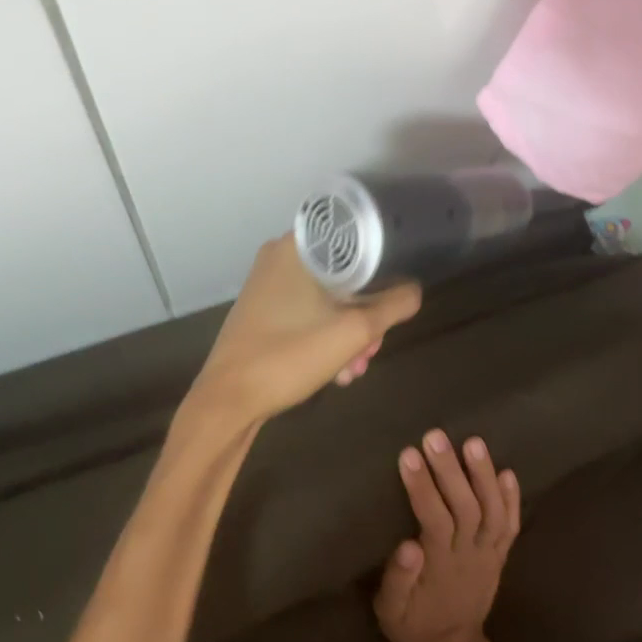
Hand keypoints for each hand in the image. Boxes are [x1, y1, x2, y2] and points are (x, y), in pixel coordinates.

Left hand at [196, 234, 421, 420]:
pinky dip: (326, 337)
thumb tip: (414, 291)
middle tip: (370, 350)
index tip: (391, 303)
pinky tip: (335, 372)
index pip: (357, 241)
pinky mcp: (262, 312)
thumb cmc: (290, 356)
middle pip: (346, 276)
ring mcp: (268, 285)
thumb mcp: (355, 332)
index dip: (384, 270)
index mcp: (298, 248)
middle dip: (366, 317)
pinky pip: (308, 314)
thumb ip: (393, 306)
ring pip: (329, 300)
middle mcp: (280, 257)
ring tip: (353, 370)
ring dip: (349, 334)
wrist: (228, 401)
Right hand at [375, 429, 520, 641]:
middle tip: (435, 436)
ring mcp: (489, 555)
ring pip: (493, 512)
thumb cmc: (412, 624)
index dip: (423, 487)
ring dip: (484, 476)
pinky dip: (513, 499)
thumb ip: (398, 579)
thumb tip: (408, 545)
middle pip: (466, 507)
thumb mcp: (390, 610)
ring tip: (473, 442)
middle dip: (451, 470)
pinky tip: (507, 472)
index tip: (409, 455)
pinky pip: (512, 527)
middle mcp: (469, 555)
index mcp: (439, 566)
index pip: (434, 519)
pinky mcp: (500, 556)